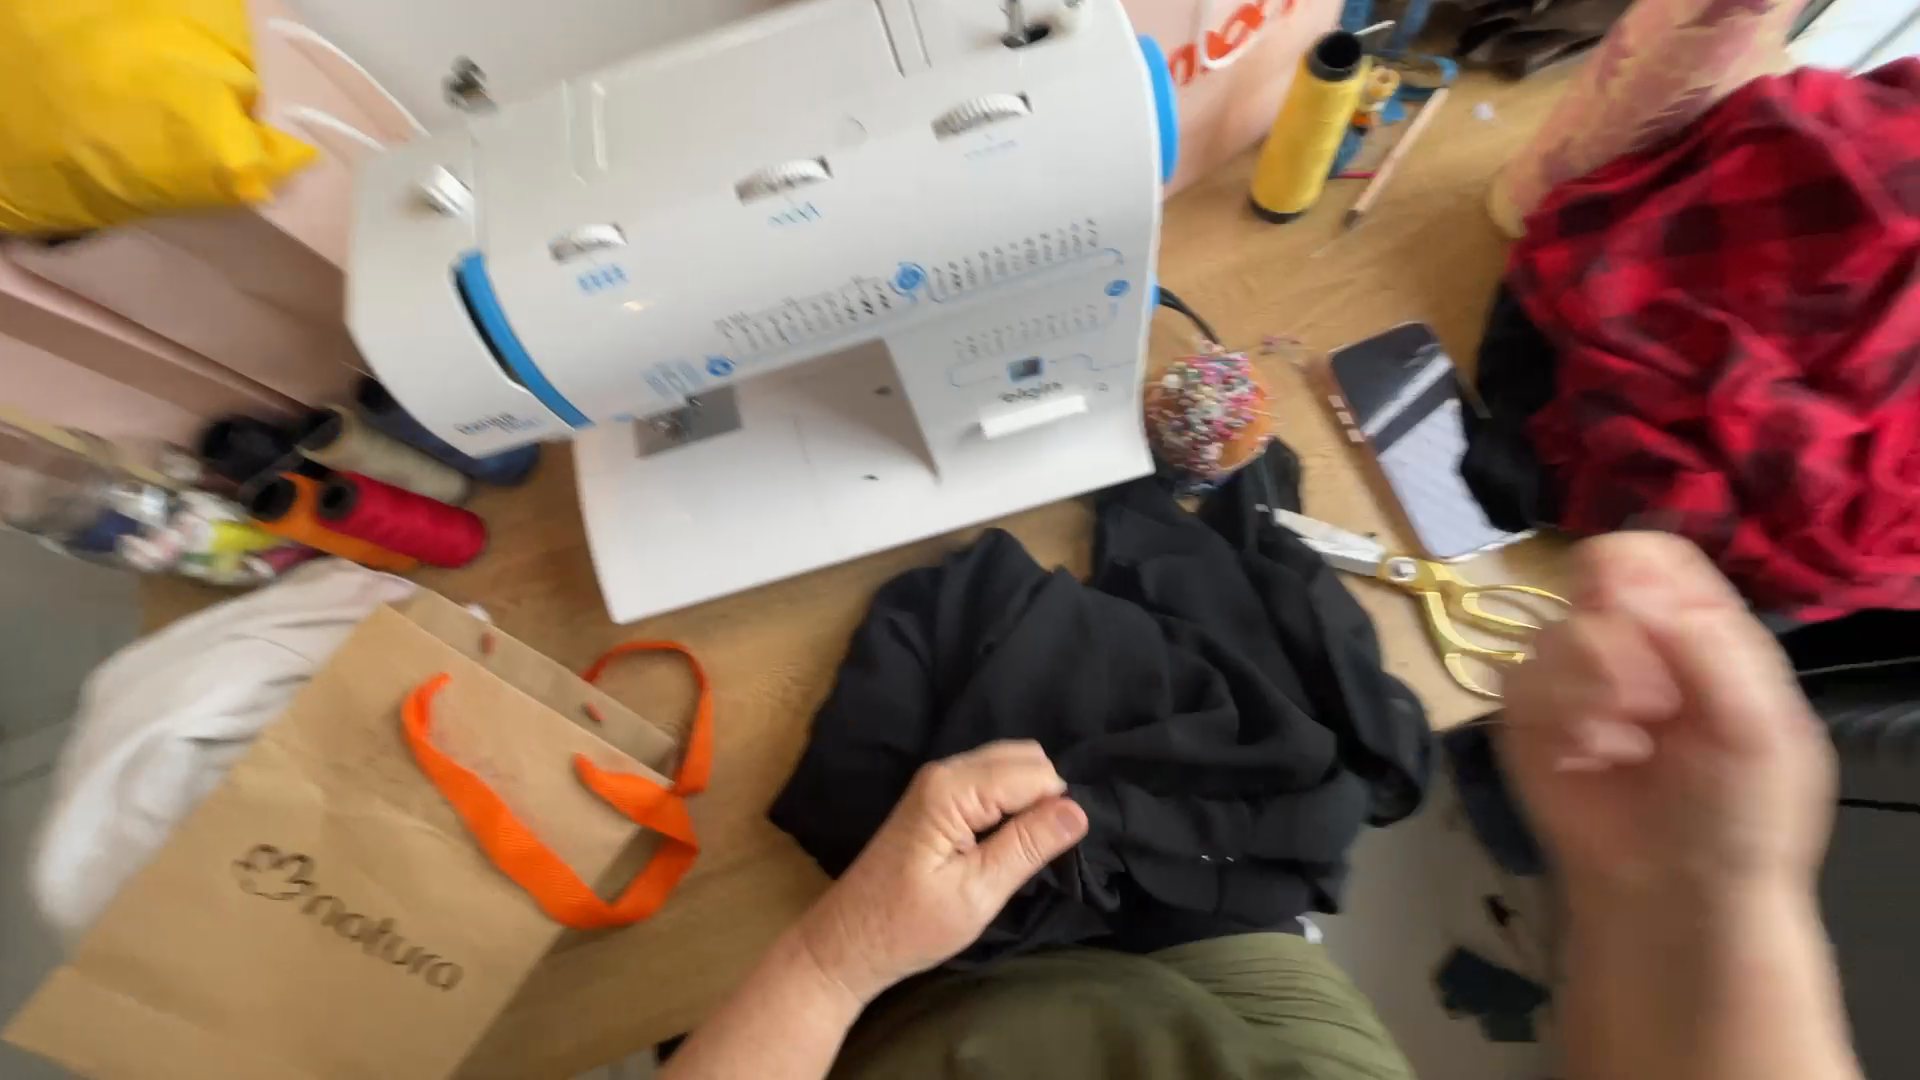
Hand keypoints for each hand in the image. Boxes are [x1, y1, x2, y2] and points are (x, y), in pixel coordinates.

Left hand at [793, 741, 1088, 1003]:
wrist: (849, 939)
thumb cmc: (910, 926)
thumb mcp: (977, 895)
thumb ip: (1027, 846)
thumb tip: (1079, 811)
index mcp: (952, 789)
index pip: (1033, 772)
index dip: (1055, 808)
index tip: (1053, 852)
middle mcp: (945, 769)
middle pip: (1024, 758)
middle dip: (1045, 796)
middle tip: (1039, 851)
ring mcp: (939, 778)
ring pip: (1010, 763)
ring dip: (1030, 798)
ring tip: (1025, 847)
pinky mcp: (938, 792)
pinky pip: (992, 777)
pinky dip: (1011, 799)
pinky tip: (1005, 838)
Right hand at [1501, 533, 1835, 897]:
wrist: (1667, 879)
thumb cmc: (1736, 809)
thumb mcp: (1757, 730)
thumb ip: (1703, 648)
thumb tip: (1617, 582)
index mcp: (1691, 631)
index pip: (1647, 554)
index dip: (1630, 567)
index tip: (1631, 613)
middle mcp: (1623, 641)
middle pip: (1587, 593)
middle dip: (1617, 653)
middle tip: (1652, 705)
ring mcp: (1565, 673)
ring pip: (1547, 638)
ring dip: (1588, 694)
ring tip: (1624, 742)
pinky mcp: (1521, 707)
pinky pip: (1515, 681)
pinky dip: (1557, 720)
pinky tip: (1589, 754)